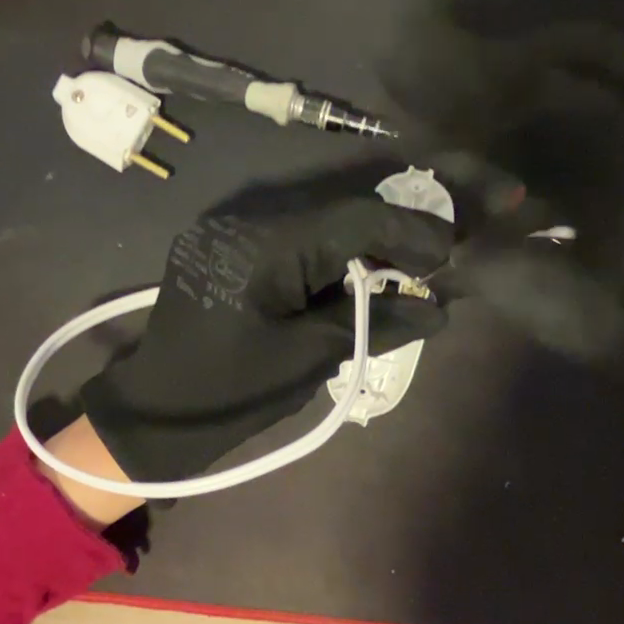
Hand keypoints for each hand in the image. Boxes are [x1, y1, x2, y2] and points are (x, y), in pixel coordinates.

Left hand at [79, 169, 454, 482]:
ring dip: (378, 238)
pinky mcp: (234, 250)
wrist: (153, 414)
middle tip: (469, 220)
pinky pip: (301, 241)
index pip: (356, 220)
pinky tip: (377, 268)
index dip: (414, 231)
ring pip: (325, 222)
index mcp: (264, 245)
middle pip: (345, 209)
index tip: (456, 253)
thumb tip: (437, 308)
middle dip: (407, 220)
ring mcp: (237, 231)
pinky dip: (341, 255)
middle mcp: (249, 221)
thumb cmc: (225, 395)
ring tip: (430, 253)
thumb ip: (372, 325)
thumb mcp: (304, 361)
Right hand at [384, 14, 623, 534]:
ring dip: (545, 57)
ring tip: (491, 82)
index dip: (460, 86)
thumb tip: (463, 253)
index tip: (398, 64)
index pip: (536, 119)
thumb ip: (544, 298)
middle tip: (433, 66)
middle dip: (494, 57)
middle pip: (578, 64)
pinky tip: (577, 112)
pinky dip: (599, 79)